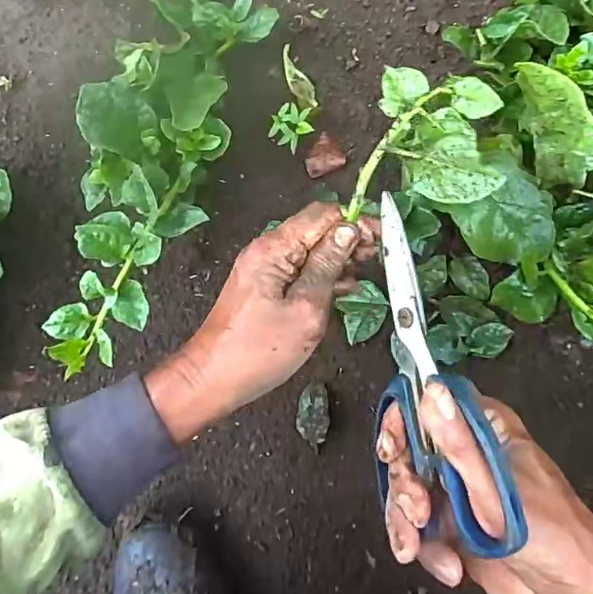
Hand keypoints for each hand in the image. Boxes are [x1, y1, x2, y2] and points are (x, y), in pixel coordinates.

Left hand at [144, 202, 377, 442]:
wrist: (210, 379)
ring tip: (364, 271)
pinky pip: (299, 266)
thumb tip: (349, 232)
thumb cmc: (257, 352)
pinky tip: (343, 286)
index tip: (382, 237)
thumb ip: (329, 266)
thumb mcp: (306, 309)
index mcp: (274, 249)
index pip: (323, 214)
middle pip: (316, 227)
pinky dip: (323, 272)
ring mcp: (263, 265)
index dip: (355, 221)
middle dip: (349, 237)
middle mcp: (266, 249)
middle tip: (377, 256)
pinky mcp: (263, 283)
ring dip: (339, 255)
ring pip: (310, 247)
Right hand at [377, 384, 592, 593]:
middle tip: (416, 509)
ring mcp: (458, 489)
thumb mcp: (494, 488)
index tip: (391, 448)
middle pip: (410, 451)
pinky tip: (451, 568)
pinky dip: (427, 550)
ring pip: (409, 492)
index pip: (430, 404)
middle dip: (404, 485)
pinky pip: (421, 529)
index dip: (402, 422)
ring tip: (417, 545)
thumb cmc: (547, 528)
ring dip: (406, 521)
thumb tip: (430, 390)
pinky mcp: (454, 525)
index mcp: (483, 426)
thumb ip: (457, 442)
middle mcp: (467, 453)